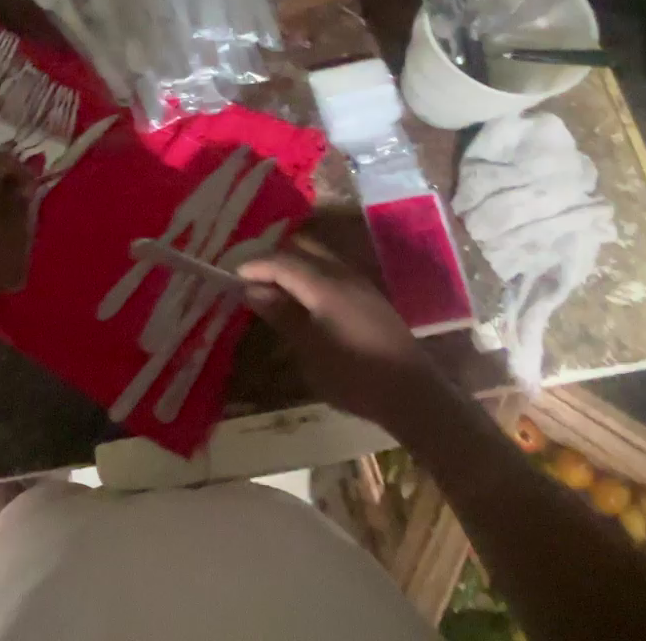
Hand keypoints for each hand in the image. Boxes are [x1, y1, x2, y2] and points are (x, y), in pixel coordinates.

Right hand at [237, 247, 435, 425]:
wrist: (412, 395)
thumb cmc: (354, 375)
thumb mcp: (310, 349)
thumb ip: (282, 315)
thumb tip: (252, 291)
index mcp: (325, 285)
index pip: (283, 262)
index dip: (256, 265)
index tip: (233, 275)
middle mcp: (344, 275)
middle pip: (303, 249)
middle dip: (275, 257)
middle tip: (252, 277)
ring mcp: (360, 284)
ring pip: (320, 258)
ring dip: (294, 266)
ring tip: (274, 287)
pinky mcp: (370, 298)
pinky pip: (332, 271)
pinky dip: (311, 276)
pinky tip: (303, 299)